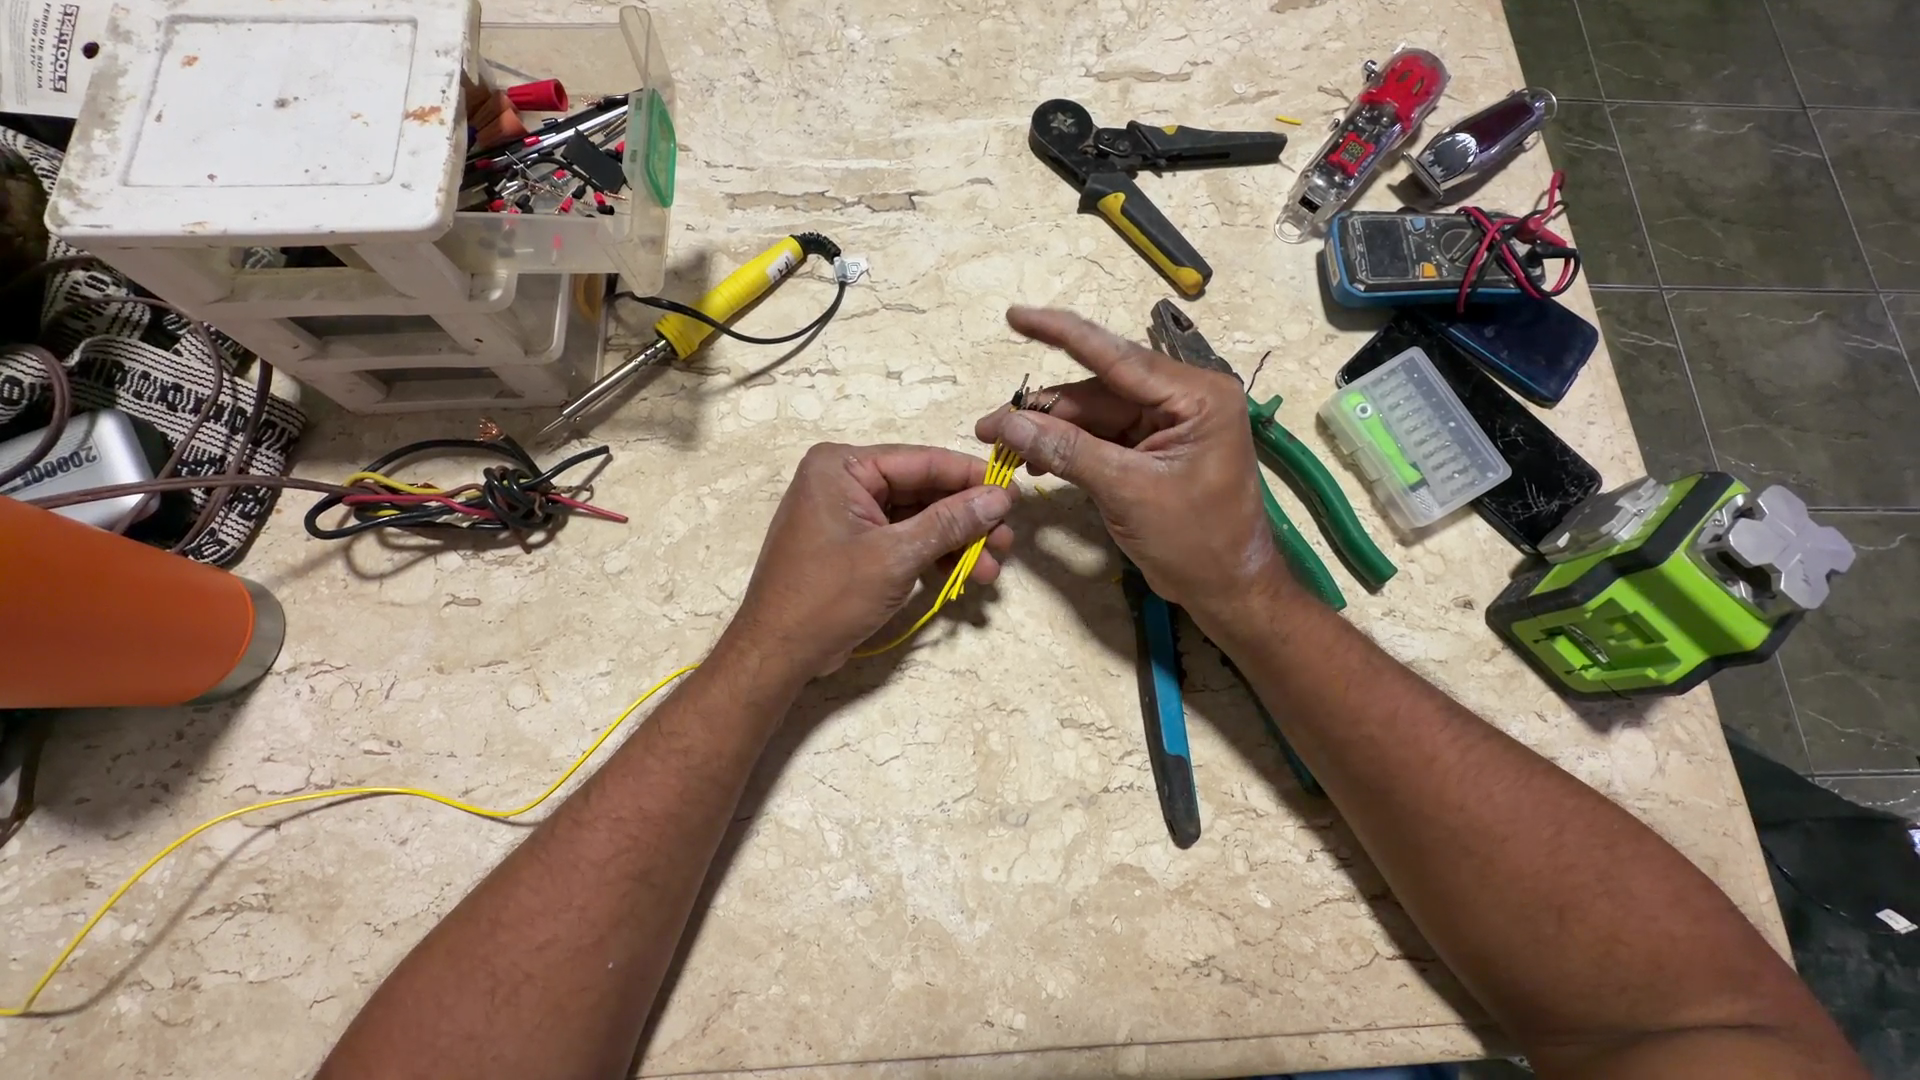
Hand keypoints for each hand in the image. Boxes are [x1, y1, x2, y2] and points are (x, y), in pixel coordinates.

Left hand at [724, 443, 1014, 676]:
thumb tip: (1000, 497)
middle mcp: (844, 481)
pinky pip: (903, 539)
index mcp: (843, 467)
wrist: (776, 653)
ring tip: (991, 570)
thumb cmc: (827, 597)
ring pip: (918, 518)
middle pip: (923, 490)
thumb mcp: (895, 557)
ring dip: (955, 543)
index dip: (970, 478)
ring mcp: (849, 515)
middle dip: (966, 519)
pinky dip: (933, 557)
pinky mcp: (855, 545)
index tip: (1014, 494)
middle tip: (1007, 542)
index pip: (921, 461)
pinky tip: (963, 575)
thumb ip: (949, 523)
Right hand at [975, 307, 1287, 622]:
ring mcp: (1167, 424)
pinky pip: (1101, 438)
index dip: (1061, 334)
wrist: (1228, 589)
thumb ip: (1067, 451)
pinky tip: (1035, 459)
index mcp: (1196, 395)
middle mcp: (1182, 399)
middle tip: (990, 427)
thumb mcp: (1128, 491)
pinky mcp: (1152, 449)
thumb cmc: (1195, 540)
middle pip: (1099, 390)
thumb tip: (1007, 424)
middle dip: (1044, 408)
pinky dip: (1068, 448)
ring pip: (1094, 415)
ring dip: (1050, 431)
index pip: (1117, 357)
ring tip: (1004, 448)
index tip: (1016, 316)